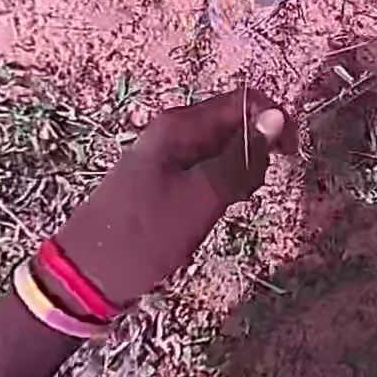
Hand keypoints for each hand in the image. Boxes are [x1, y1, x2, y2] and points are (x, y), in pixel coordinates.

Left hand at [53, 87, 293, 303]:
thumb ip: (241, 157)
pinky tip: (219, 207)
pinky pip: (209, 169)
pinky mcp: (169, 179)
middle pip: (235, 123)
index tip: (290, 155)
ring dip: (242, 171)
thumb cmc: (145, 234)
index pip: (243, 101)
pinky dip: (224, 183)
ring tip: (231, 204)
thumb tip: (278, 116)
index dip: (273, 120)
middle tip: (249, 191)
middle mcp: (175, 132)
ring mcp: (171, 155)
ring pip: (225, 149)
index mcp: (180, 126)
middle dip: (256, 151)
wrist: (87, 275)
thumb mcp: (201, 197)